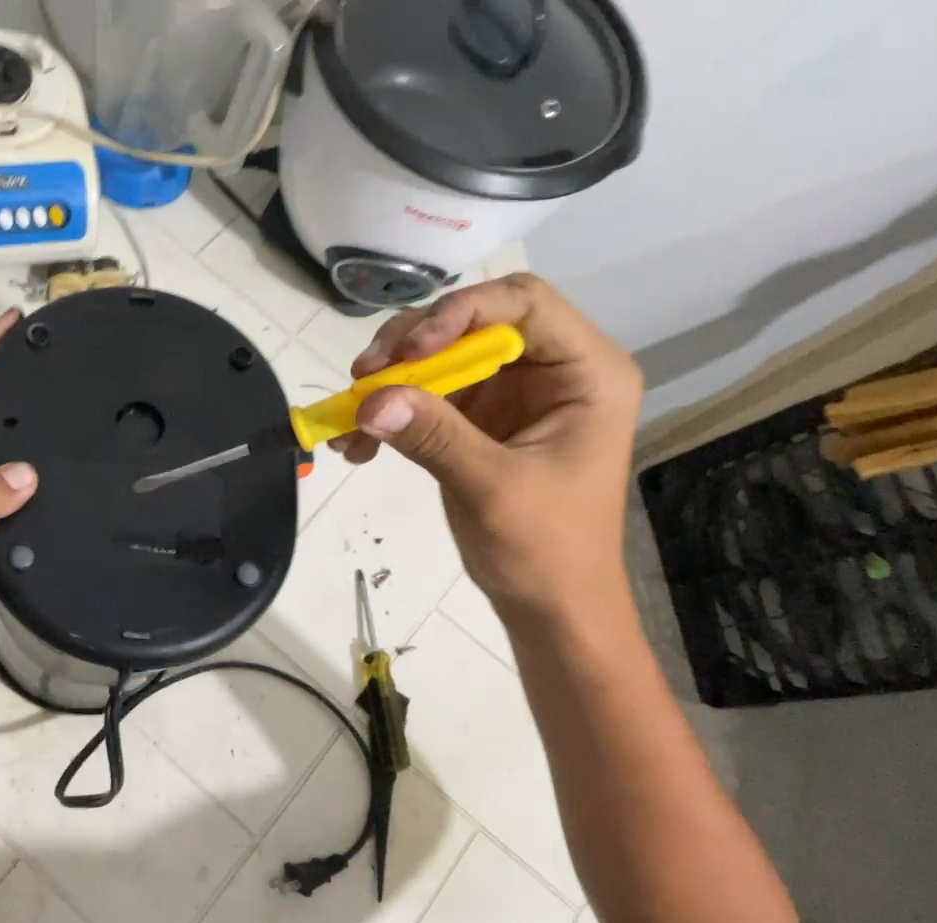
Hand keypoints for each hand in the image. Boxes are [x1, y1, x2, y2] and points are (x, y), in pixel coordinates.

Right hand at [328, 274, 642, 614]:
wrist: (551, 606)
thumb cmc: (546, 550)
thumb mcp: (491, 489)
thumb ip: (435, 437)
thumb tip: (369, 401)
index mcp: (585, 373)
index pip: (524, 303)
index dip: (461, 312)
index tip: (408, 352)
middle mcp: (549, 371)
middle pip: (474, 322)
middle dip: (413, 345)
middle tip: (364, 377)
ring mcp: (511, 395)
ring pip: (441, 357)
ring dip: (391, 380)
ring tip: (351, 414)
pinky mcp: (479, 422)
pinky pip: (427, 398)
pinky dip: (391, 414)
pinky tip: (358, 445)